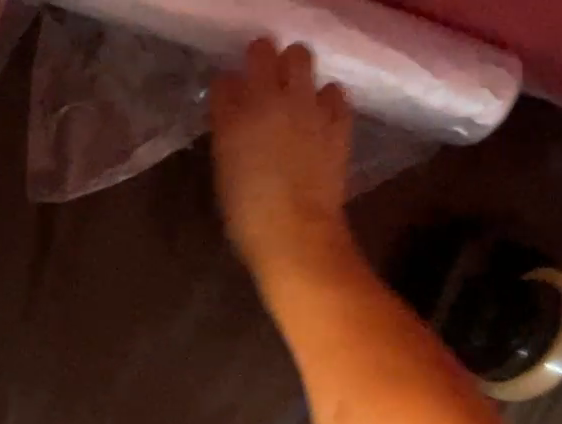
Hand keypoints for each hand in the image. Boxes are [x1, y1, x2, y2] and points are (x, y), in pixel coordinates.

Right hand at [210, 39, 358, 281]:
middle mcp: (268, 100)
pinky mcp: (337, 118)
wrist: (295, 235)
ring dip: (295, 72)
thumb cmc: (248, 218)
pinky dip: (326, 100)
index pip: (224, 81)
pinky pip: (333, 91)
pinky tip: (319, 118)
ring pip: (301, 58)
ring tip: (294, 96)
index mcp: (231, 119)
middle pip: (264, 51)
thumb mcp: (225, 176)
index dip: (228, 89)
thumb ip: (229, 139)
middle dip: (263, 63)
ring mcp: (306, 105)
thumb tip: (236, 122)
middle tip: (263, 85)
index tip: (229, 102)